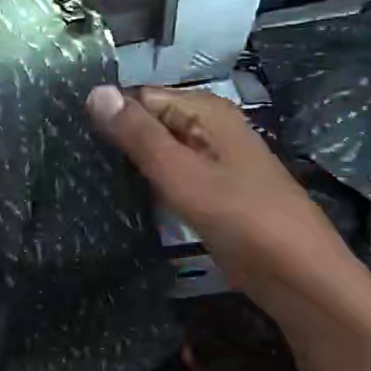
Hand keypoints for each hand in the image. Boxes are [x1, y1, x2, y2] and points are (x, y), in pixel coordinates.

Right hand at [86, 85, 357, 298]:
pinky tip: (120, 202)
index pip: (140, 97)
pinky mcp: (212, 196)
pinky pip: (172, 180)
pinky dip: (150, 188)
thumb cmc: (244, 220)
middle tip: (72, 164)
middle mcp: (210, 129)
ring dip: (130, 168)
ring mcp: (213, 164)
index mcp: (207, 112)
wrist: (300, 278)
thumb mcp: (184, 175)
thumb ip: (139, 135)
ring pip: (159, 154)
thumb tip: (94, 92)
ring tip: (86, 182)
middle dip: (117, 142)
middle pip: (150, 124)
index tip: (70, 139)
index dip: (109, 116)